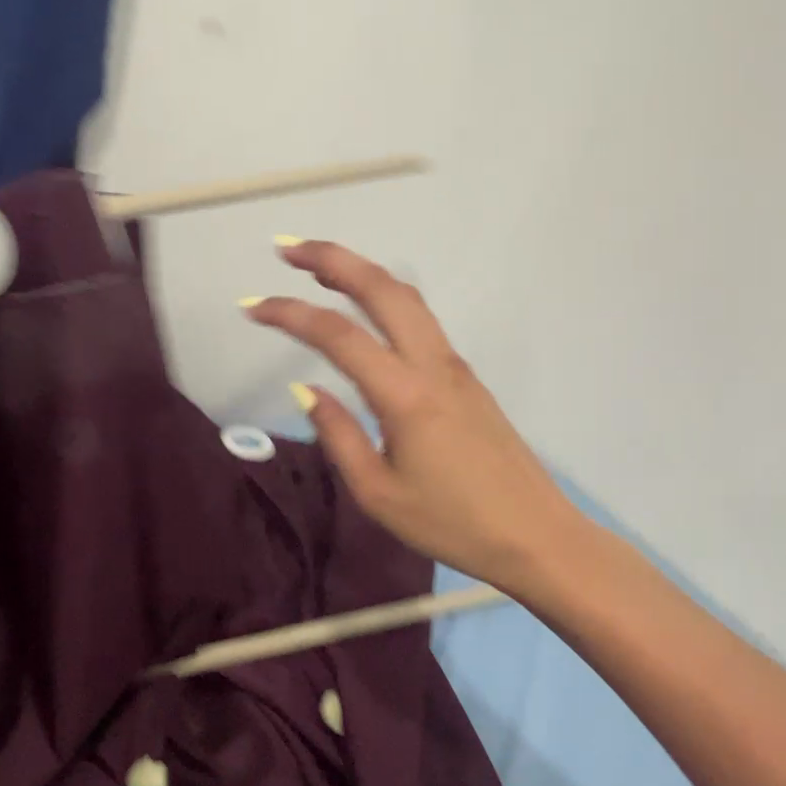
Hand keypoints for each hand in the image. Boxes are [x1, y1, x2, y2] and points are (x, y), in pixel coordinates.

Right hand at [243, 239, 597, 594]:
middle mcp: (432, 366)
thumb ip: (338, 435)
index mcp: (405, 396)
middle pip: (382, 289)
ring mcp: (455, 367)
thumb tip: (305, 390)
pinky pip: (420, 320)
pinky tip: (363, 308)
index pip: (337, 336)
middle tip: (286, 249)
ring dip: (361, 272)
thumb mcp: (378, 493)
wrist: (536, 536)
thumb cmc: (452, 523)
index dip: (290, 313)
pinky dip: (384, 297)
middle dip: (332, 258)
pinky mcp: (465, 378)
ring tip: (318, 267)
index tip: (250, 306)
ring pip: (407, 297)